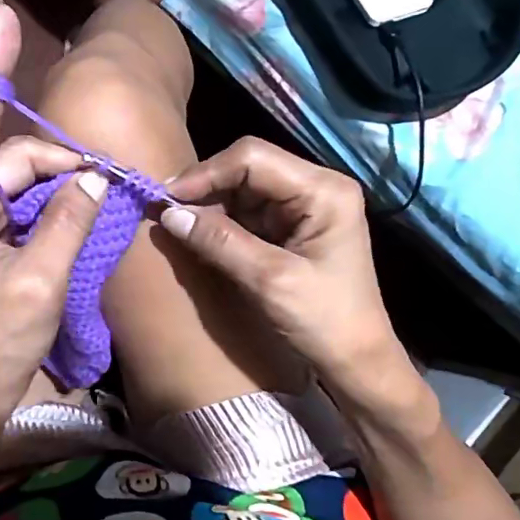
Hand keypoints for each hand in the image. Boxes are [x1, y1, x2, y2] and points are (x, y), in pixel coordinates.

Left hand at [0, 1, 108, 416]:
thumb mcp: (41, 281)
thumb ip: (68, 220)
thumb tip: (97, 175)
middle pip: (4, 154)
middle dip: (53, 163)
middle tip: (101, 182)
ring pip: (17, 173)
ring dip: (57, 183)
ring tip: (93, 202)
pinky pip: (21, 196)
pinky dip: (51, 199)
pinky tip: (76, 208)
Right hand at [159, 138, 411, 394]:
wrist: (354, 360)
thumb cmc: (323, 320)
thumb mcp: (268, 281)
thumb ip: (219, 242)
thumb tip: (168, 214)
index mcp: (323, 191)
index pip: (253, 159)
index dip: (206, 173)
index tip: (168, 198)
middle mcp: (315, 187)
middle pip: (247, 167)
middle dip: (205, 187)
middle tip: (165, 210)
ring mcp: (303, 206)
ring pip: (242, 188)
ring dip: (208, 204)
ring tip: (175, 221)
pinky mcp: (290, 226)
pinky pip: (246, 211)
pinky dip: (219, 221)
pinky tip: (196, 232)